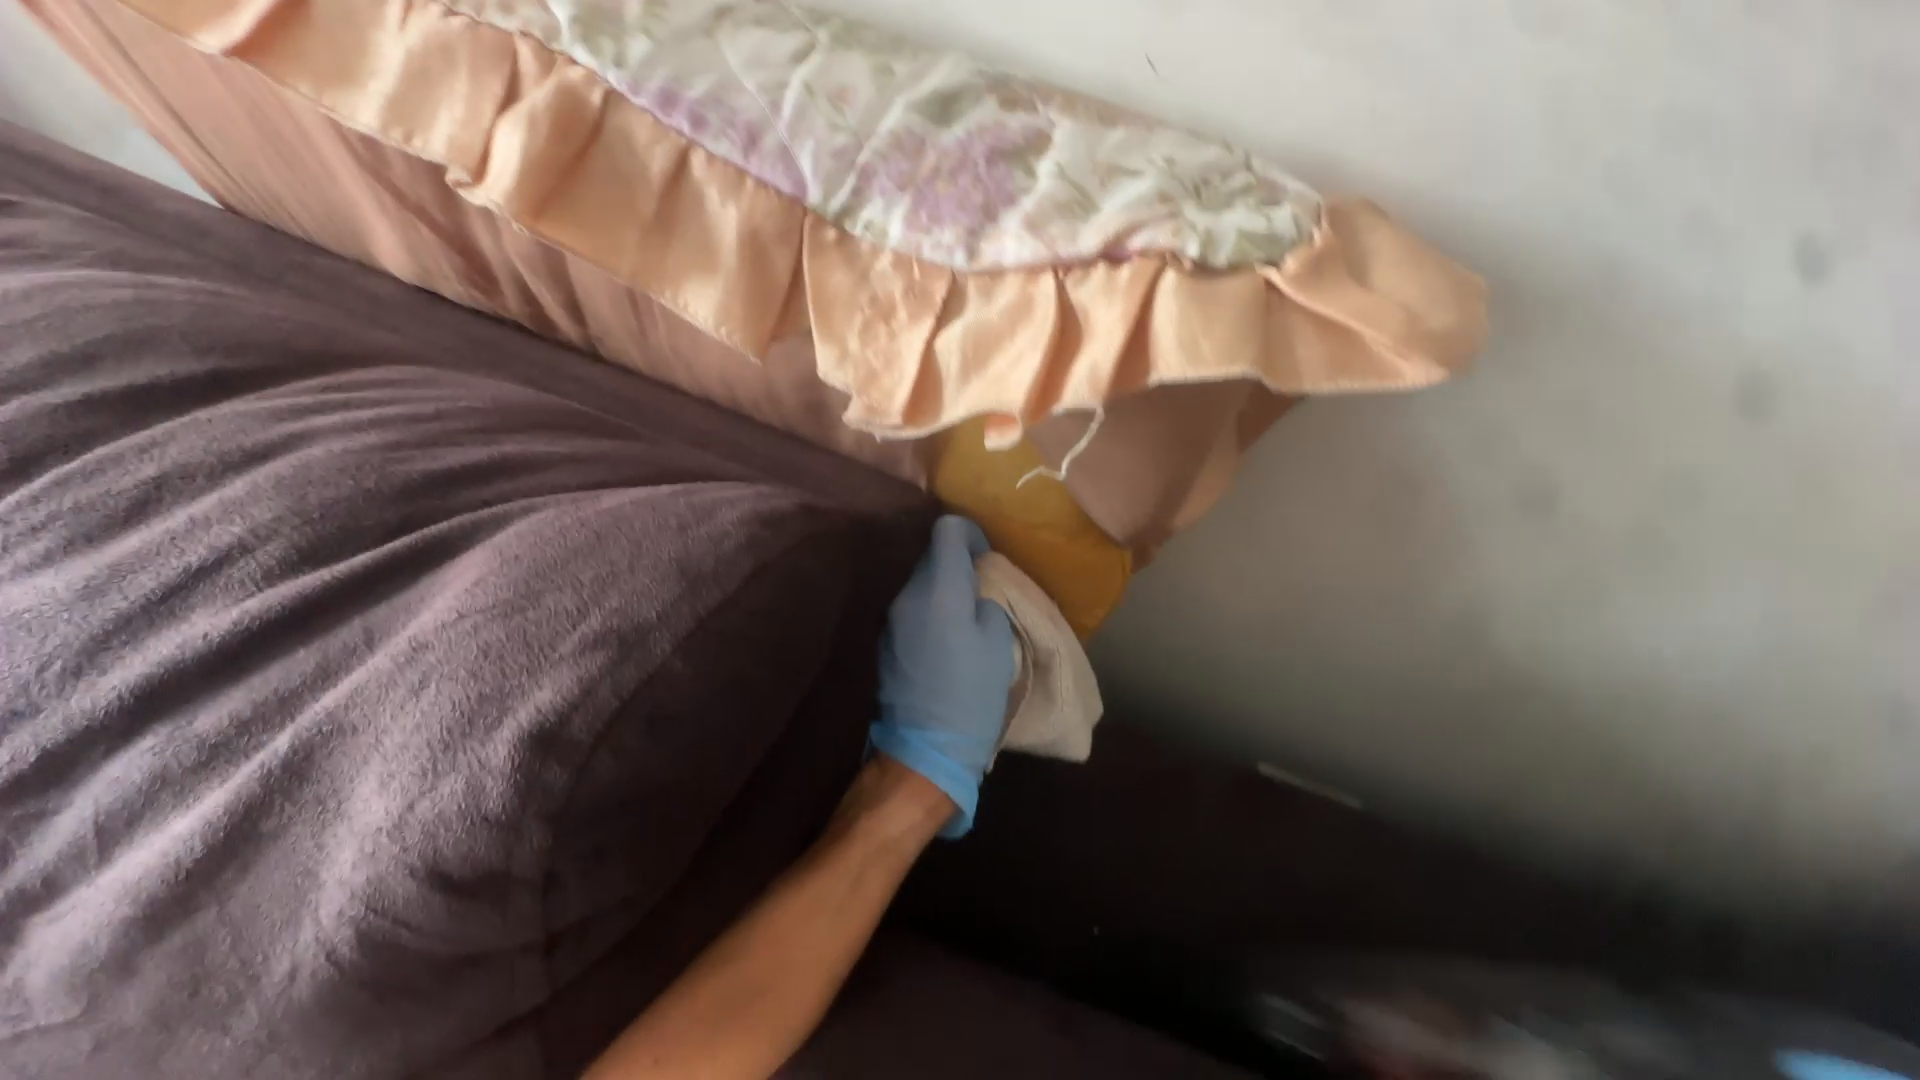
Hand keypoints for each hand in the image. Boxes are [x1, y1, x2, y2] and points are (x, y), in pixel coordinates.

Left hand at [868, 516, 1014, 837]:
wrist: (925, 749)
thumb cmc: (971, 695)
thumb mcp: (998, 645)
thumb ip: (987, 601)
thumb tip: (975, 588)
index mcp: (939, 588)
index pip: (947, 530)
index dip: (970, 533)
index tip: (985, 554)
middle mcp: (906, 594)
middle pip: (930, 556)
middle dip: (956, 564)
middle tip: (979, 588)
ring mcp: (889, 618)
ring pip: (918, 583)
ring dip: (941, 590)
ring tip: (963, 617)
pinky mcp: (881, 641)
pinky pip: (908, 610)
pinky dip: (927, 612)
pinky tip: (942, 639)